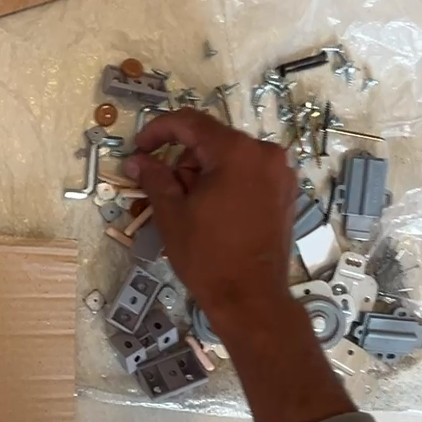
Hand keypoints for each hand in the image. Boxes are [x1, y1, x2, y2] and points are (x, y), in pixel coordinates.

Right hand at [126, 109, 297, 336]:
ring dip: (202, 175)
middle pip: (210, 142)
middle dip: (182, 162)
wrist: (250, 298)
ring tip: (188, 210)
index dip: (158, 131)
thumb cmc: (208, 256)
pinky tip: (211, 213)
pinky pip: (246, 175)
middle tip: (164, 193)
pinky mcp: (284, 194)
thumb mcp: (171, 213)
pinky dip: (224, 184)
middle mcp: (264, 154)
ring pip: (228, 159)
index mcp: (236, 152)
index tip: (139, 149)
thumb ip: (153, 177)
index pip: (190, 123)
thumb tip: (137, 160)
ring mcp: (279, 174)